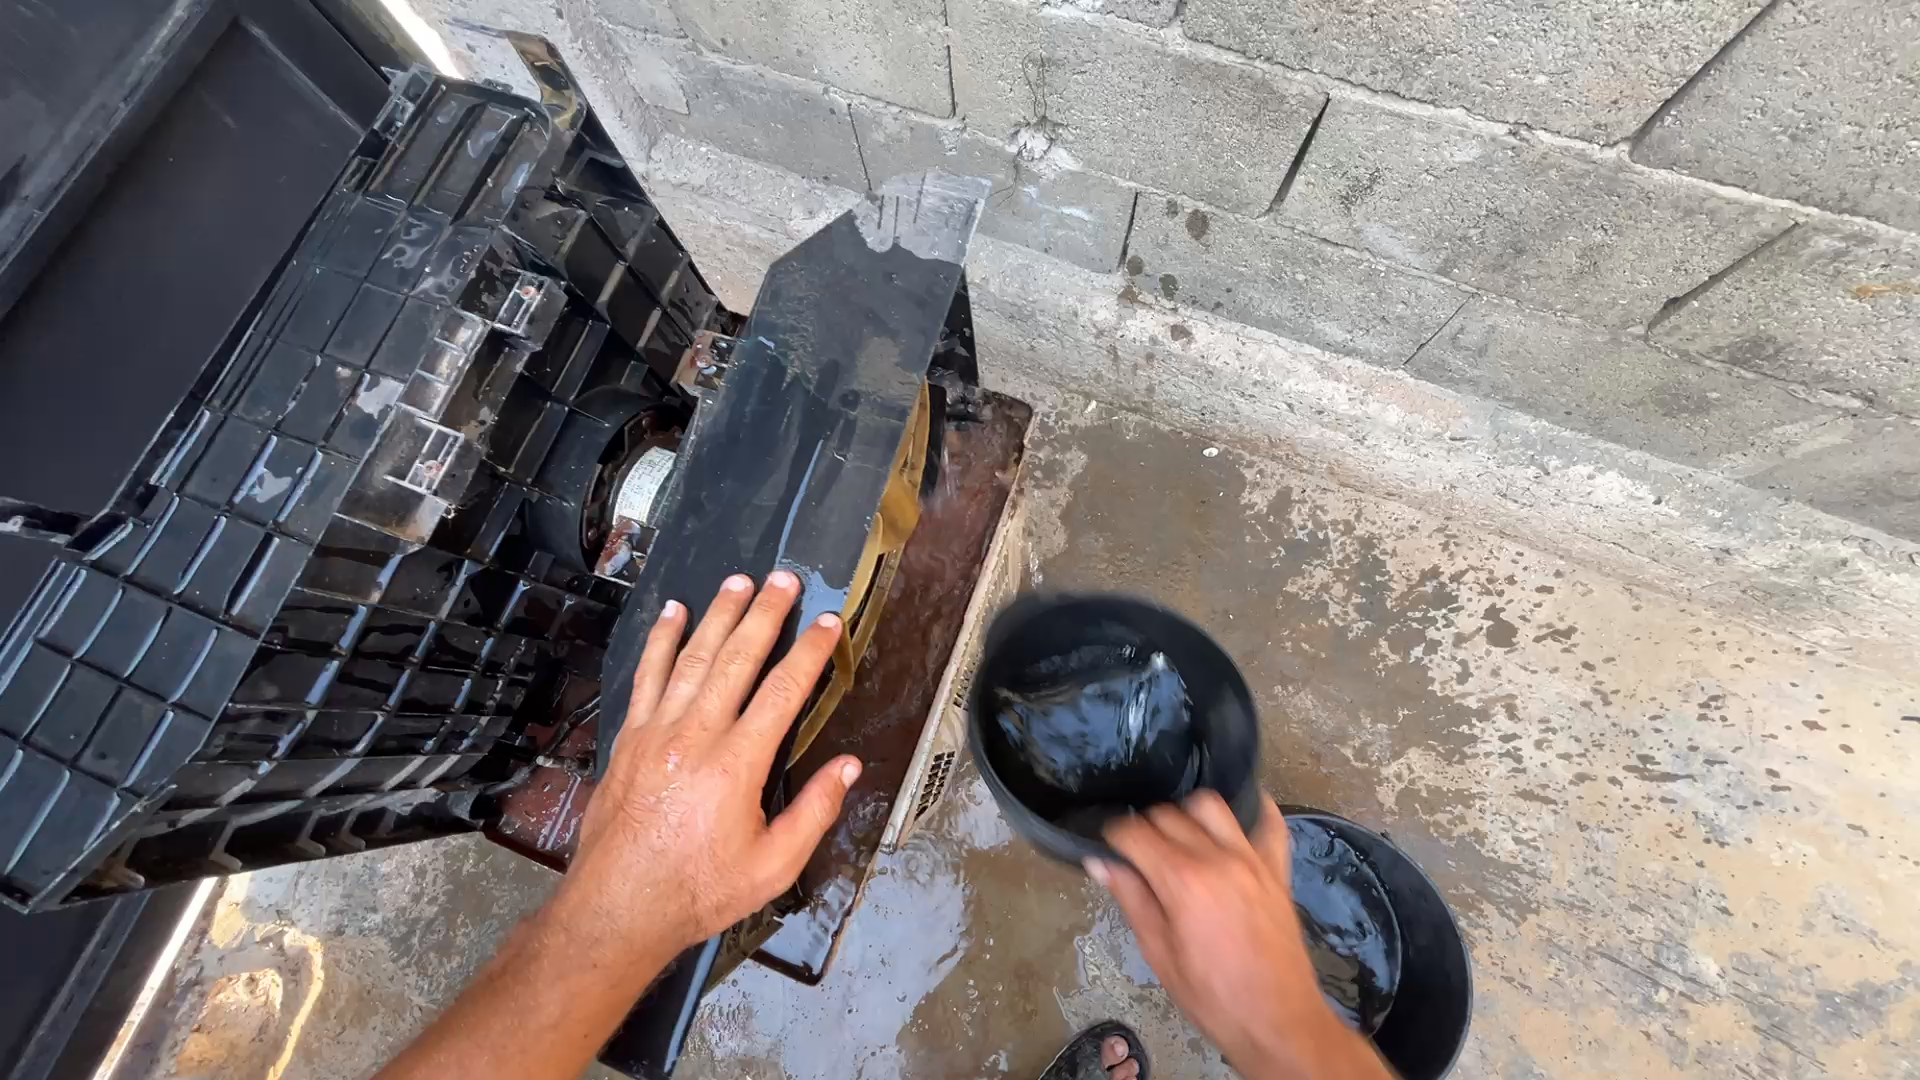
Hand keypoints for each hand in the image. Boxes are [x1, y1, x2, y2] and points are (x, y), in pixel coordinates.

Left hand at [560, 571, 862, 959]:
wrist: (617, 910)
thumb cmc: (701, 889)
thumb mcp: (774, 866)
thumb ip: (815, 812)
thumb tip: (851, 765)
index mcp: (738, 763)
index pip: (784, 691)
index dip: (810, 653)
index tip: (829, 622)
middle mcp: (698, 733)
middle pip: (737, 658)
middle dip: (764, 613)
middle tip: (784, 577)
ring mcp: (658, 729)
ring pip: (694, 656)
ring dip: (719, 614)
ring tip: (739, 580)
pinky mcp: (630, 736)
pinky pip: (647, 676)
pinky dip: (660, 640)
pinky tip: (673, 611)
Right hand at [1092, 793, 1391, 1079]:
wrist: (1279, 1024)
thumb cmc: (1212, 996)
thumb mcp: (1159, 953)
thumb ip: (1131, 899)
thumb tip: (1098, 863)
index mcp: (1181, 880)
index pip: (1134, 832)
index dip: (1114, 835)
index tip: (1109, 846)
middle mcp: (1215, 857)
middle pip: (1167, 813)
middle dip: (1145, 826)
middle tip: (1140, 851)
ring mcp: (1250, 858)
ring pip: (1210, 805)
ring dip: (1188, 812)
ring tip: (1182, 836)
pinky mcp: (1277, 869)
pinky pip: (1270, 823)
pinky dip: (1255, 810)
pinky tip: (1237, 816)